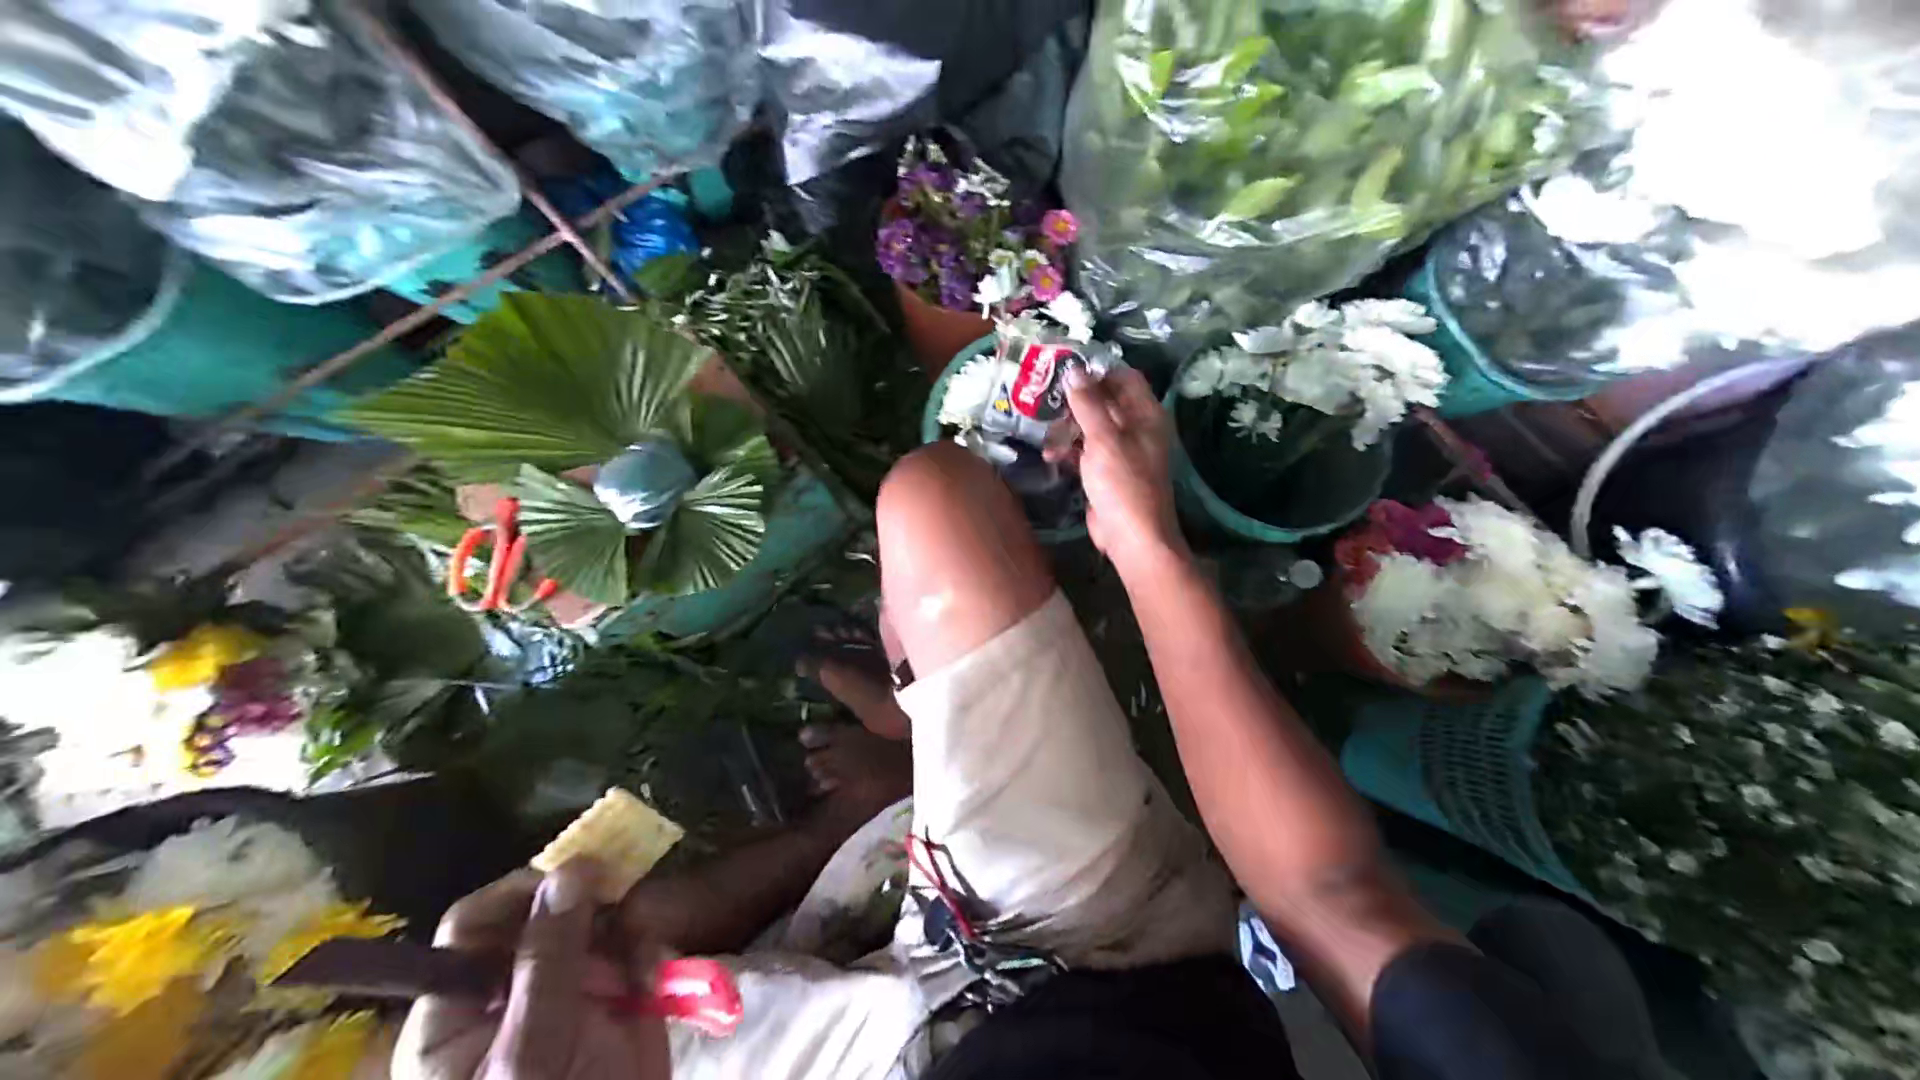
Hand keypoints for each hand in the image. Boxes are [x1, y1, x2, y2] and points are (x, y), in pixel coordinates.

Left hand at [393, 861, 670, 1079]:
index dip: (518, 891)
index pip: (474, 924)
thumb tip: (571, 868)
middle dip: (588, 899)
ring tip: (641, 958)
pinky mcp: (622, 993)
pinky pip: (638, 945)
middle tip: (624, 889)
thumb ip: (550, 959)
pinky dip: (651, 952)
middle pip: (545, 910)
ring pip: (599, 920)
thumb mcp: (534, 1054)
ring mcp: (573, 987)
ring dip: (626, 926)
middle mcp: (516, 987)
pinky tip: (654, 980)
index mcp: (461, 1010)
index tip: (574, 870)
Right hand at [1057, 366, 1188, 576]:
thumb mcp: (1103, 439)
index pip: (1124, 378)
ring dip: (1068, 428)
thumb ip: (1088, 403)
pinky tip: (1051, 455)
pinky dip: (1069, 450)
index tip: (1066, 371)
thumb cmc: (1123, 483)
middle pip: (1104, 402)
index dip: (1097, 371)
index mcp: (1145, 415)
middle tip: (1046, 400)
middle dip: (1076, 402)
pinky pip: (1086, 451)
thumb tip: (1074, 370)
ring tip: (1046, 435)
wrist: (1131, 536)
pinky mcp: (1106, 472)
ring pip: (1091, 427)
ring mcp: (1121, 451)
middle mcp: (1136, 429)